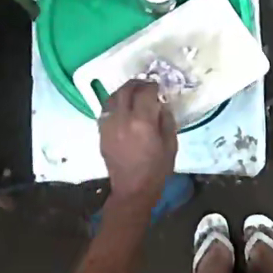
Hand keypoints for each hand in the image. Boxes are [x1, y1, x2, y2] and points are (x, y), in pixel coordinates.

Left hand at [99, 81, 176, 203]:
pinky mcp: (101, 132)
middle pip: (126, 89)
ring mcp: (109, 125)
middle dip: (136, 83)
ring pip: (112, 97)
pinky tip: (122, 108)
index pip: (145, 91)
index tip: (158, 87)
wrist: (133, 189)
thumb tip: (160, 104)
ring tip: (132, 94)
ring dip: (123, 91)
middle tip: (145, 85)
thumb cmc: (157, 169)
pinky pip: (105, 109)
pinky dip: (114, 104)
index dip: (153, 85)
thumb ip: (166, 119)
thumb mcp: (171, 144)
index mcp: (142, 121)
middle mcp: (122, 119)